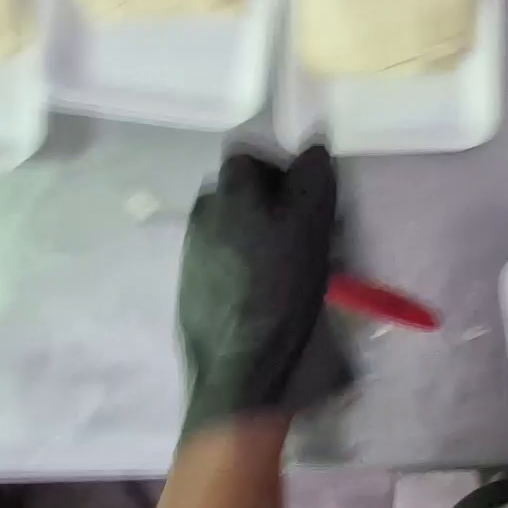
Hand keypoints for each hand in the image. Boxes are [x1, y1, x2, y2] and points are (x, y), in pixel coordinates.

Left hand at [177, 147, 350, 437]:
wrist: (239, 366)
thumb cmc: (282, 291)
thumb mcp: (312, 229)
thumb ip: (313, 180)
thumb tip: (315, 141)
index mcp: (229, 195)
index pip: (248, 157)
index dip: (280, 170)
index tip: (306, 199)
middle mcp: (202, 215)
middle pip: (237, 190)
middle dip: (269, 201)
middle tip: (302, 231)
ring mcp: (192, 253)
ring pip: (229, 224)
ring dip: (256, 231)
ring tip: (286, 263)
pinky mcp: (192, 286)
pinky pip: (221, 257)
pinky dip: (244, 262)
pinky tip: (265, 289)